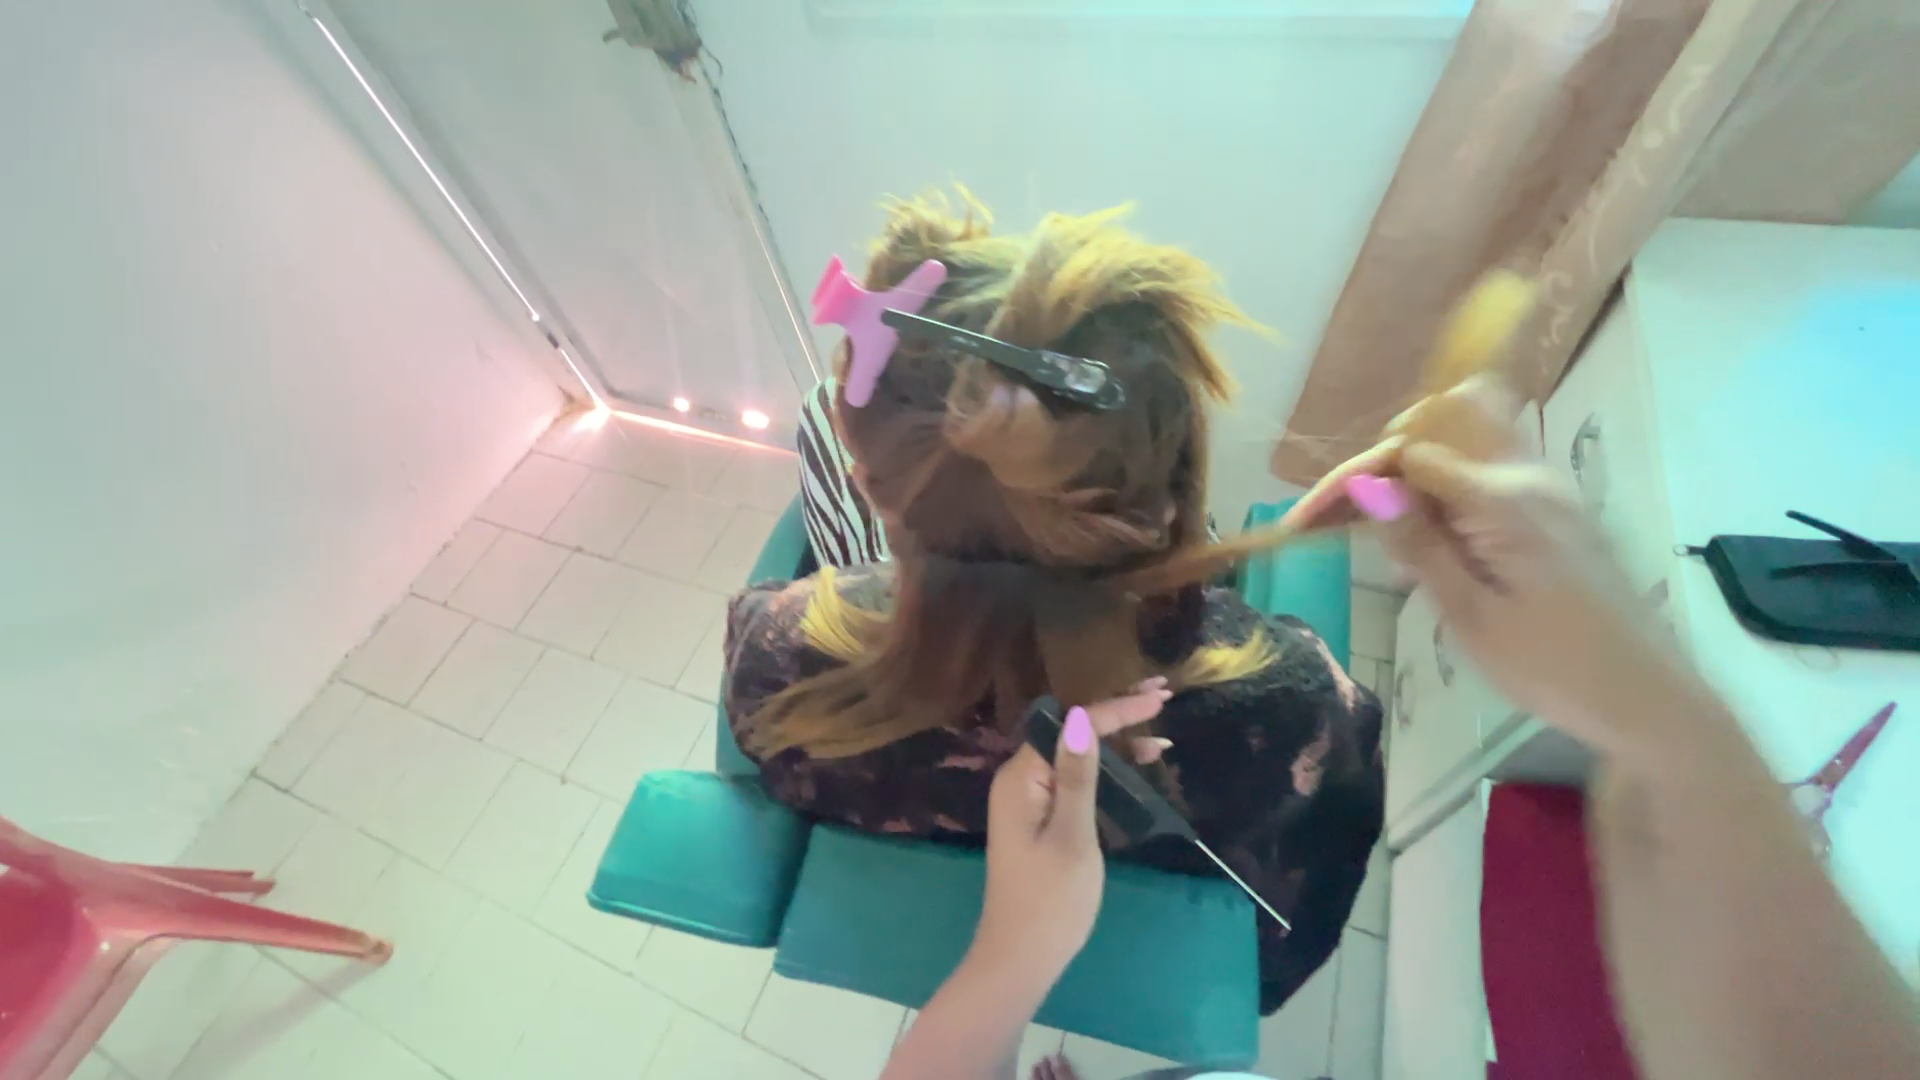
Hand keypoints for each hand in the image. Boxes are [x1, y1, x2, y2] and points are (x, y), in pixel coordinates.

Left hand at [971, 681, 1170, 988]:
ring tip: (1159, 728)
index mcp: (1022, 775)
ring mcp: (1030, 798)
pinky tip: (1136, 765)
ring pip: (1076, 755)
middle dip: (1116, 713)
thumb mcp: (1072, 835)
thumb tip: (1080, 715)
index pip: (1071, 724)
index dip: (1116, 708)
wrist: (1021, 959)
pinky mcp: (1041, 818)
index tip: (1157, 696)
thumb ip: (1078, 775)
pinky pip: (1074, 779)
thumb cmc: (1050, 900)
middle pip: (1071, 732)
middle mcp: (1021, 778)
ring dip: (1115, 740)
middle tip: (1161, 694)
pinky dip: (1106, 770)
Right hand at [1353, 381, 1700, 758]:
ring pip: (1459, 440)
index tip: (1305, 522)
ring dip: (1403, 470)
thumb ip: (1419, 543)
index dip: (1352, 480)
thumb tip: (1368, 485)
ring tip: (1360, 526)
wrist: (1650, 700)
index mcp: (1506, 501)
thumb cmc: (1553, 667)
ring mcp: (1543, 488)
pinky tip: (1412, 539)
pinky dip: (1433, 489)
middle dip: (1375, 461)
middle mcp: (1528, 476)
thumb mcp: (1470, 613)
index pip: (1408, 454)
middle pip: (1439, 422)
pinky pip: (1477, 472)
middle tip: (1329, 515)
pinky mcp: (1547, 508)